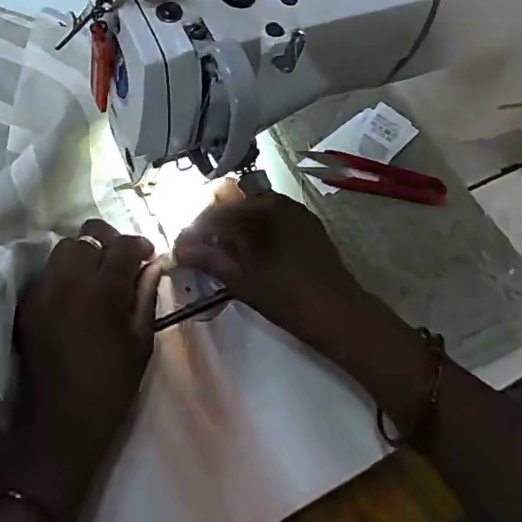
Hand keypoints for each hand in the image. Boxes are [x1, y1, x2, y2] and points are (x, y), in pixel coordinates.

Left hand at [1, 220, 157, 520]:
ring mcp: (43, 288)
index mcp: (103, 292)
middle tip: (120, 261)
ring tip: (96, 274)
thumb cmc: (111, 386)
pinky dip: (64, 272)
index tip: (148, 255)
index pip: (122, 247)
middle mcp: (69, 280)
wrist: (60, 421)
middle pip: (88, 236)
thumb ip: (145, 297)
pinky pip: (48, 271)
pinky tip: (74, 292)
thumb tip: (152, 266)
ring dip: (84, 253)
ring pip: (64, 248)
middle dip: (108, 242)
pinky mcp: (27, 301)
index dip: (139, 245)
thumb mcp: (141, 344)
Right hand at [173, 185, 366, 346]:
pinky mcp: (306, 231)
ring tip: (217, 256)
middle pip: (233, 202)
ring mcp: (296, 215)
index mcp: (265, 206)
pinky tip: (243, 258)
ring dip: (231, 229)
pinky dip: (251, 235)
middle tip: (198, 250)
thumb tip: (177, 251)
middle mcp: (281, 201)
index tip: (184, 247)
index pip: (217, 204)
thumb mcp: (242, 280)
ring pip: (251, 213)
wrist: (344, 320)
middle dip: (212, 224)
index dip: (196, 226)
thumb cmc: (290, 297)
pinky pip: (269, 223)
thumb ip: (208, 260)